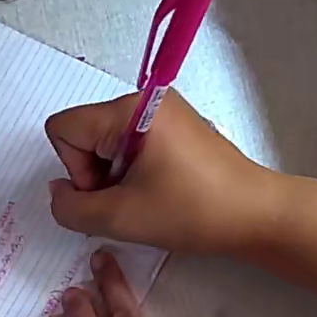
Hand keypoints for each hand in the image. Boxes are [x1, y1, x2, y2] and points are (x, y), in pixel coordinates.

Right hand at [45, 91, 286, 254]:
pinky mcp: (178, 128)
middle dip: (95, 174)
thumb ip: (70, 208)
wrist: (257, 215)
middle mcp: (146, 99)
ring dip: (116, 178)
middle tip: (130, 203)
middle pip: (86, 133)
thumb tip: (58, 192)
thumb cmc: (192, 212)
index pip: (64, 129)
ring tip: (149, 200)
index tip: (110, 194)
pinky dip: (135, 172)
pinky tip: (161, 193)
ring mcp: (166, 112)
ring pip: (108, 143)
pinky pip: (133, 145)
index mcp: (131, 108)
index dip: (75, 170)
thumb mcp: (120, 218)